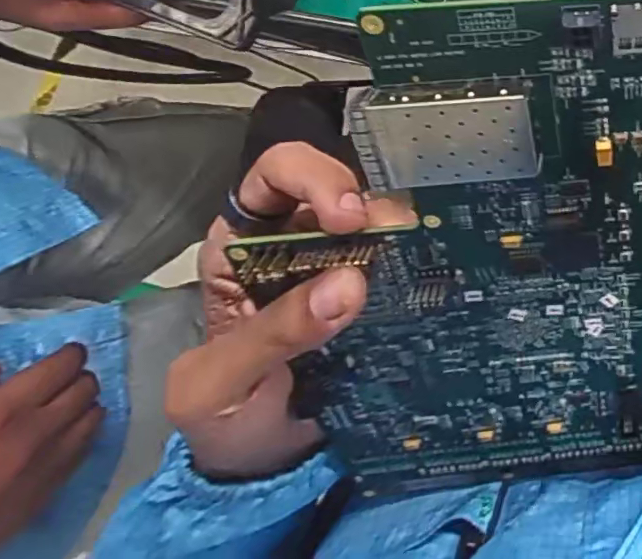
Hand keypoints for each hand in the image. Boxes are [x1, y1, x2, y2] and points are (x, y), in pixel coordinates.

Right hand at [0, 345, 104, 558]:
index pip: (61, 367)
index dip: (67, 354)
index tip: (60, 353)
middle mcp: (28, 442)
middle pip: (85, 390)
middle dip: (77, 377)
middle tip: (55, 380)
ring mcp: (35, 480)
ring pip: (91, 423)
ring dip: (83, 408)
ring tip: (59, 407)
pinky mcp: (31, 513)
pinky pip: (77, 462)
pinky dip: (79, 441)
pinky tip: (58, 441)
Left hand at [169, 142, 410, 477]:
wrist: (259, 465)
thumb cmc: (221, 417)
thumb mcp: (218, 387)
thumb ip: (270, 335)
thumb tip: (349, 284)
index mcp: (242, 243)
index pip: (274, 176)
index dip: (311, 177)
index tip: (347, 216)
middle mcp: (291, 239)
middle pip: (330, 184)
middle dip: (361, 201)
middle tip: (392, 233)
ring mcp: (334, 263)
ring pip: (369, 219)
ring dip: (393, 231)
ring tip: (412, 256)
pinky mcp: (368, 291)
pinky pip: (392, 261)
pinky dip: (410, 260)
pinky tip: (423, 272)